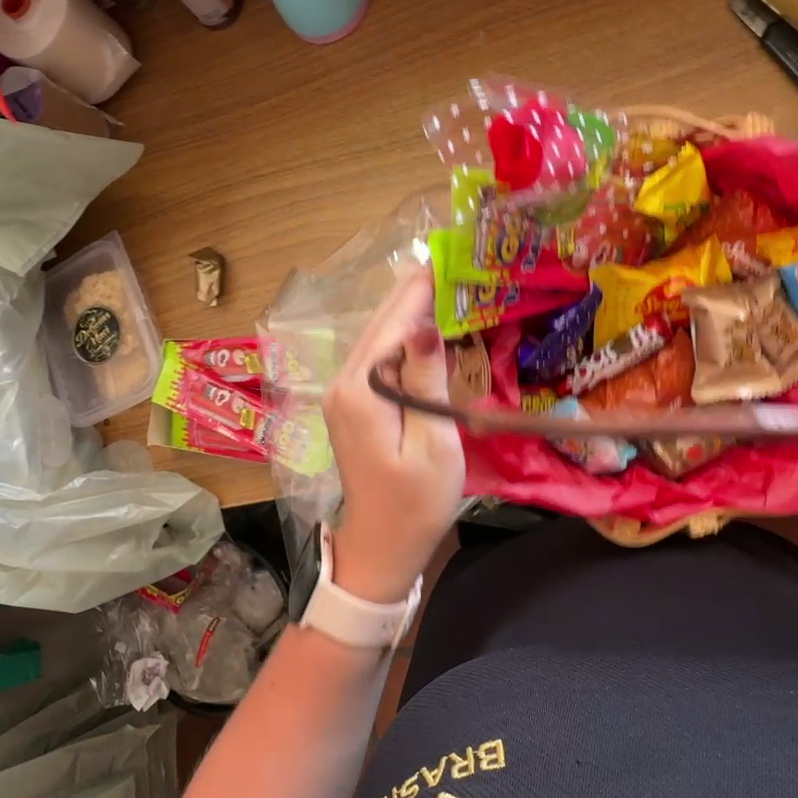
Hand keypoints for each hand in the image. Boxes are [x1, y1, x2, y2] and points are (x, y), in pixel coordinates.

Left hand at [322, 267, 464, 603]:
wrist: (382, 546)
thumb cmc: (417, 503)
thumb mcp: (434, 444)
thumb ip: (426, 381)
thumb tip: (423, 324)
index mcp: (361, 391)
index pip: (393, 324)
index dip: (422, 287)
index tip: (451, 251)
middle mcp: (343, 383)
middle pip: (380, 324)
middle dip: (415, 291)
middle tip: (454, 256)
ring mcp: (342, 394)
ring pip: (377, 337)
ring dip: (408, 310)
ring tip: (446, 280)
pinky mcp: (351, 404)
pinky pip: (376, 357)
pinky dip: (400, 336)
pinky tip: (424, 325)